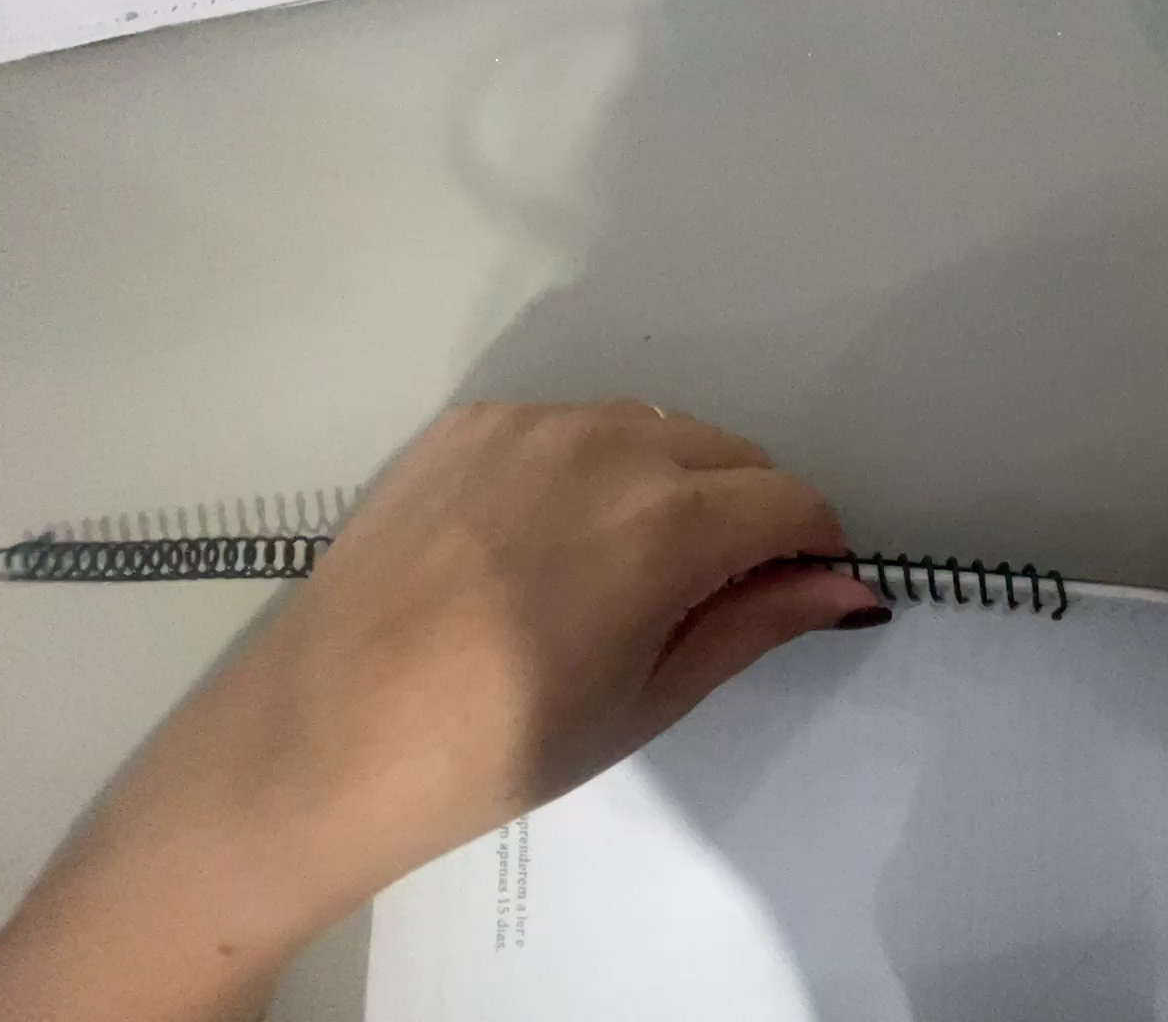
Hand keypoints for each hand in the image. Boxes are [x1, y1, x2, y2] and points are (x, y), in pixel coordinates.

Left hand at [0, 401, 882, 1021]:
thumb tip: (854, 590)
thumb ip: (761, 622)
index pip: (794, 501)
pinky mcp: (473, 420)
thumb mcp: (652, 696)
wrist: (313, 743)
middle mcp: (608, 445)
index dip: (813, 545)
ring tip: (623, 557)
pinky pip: (582, 423)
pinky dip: (604, 465)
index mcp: (664, 524)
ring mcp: (532, 423)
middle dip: (751, 513)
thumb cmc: (502, 746)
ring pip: (664, 428)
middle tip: (704, 586)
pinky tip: (553, 530)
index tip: (794, 584)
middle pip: (738, 454)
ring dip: (681, 482)